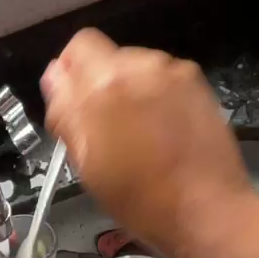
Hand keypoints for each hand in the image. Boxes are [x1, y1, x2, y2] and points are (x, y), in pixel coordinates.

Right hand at [41, 29, 254, 257]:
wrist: (204, 210)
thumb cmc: (137, 198)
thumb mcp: (85, 163)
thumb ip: (66, 113)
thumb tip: (54, 78)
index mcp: (104, 84)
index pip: (78, 47)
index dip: (71, 73)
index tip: (72, 105)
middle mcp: (141, 66)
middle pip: (109, 57)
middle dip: (100, 85)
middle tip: (104, 129)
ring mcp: (174, 73)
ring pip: (137, 68)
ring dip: (130, 91)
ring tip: (137, 134)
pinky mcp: (199, 84)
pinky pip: (165, 80)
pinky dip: (156, 97)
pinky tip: (161, 131)